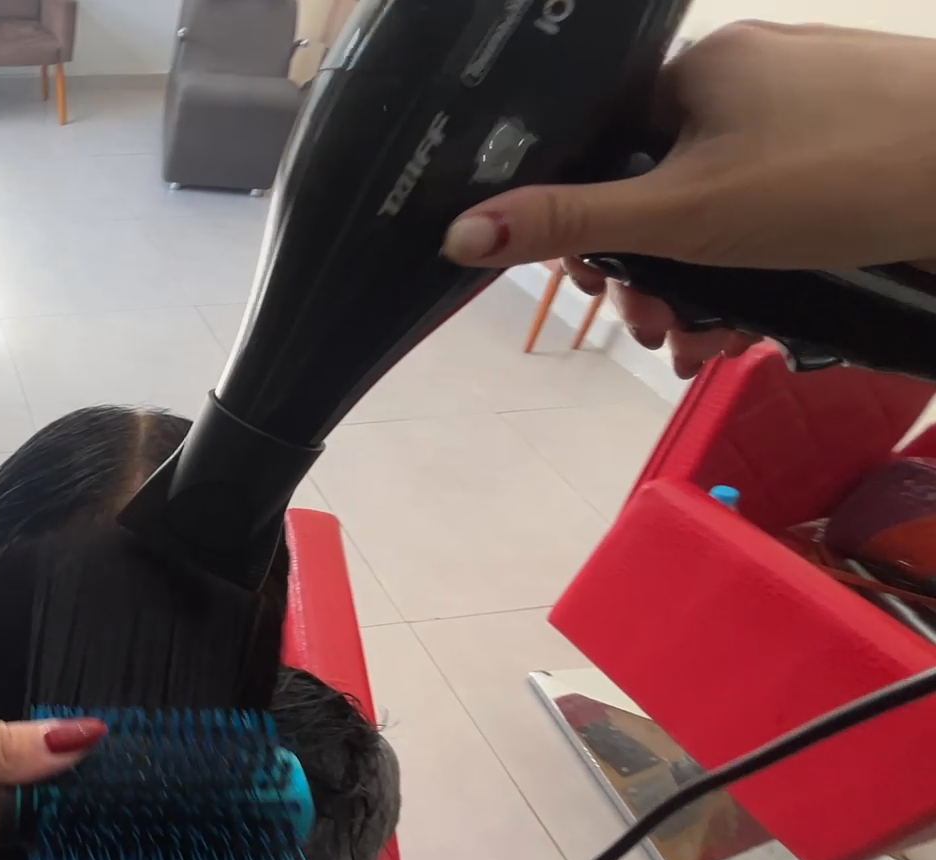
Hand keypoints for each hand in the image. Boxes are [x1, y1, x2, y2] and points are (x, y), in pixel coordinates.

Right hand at [442, 22, 935, 373]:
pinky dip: (744, 269)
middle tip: (648, 321)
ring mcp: (809, 107)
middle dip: (642, 272)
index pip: (601, 147)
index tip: (590, 281)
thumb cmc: (839, 180)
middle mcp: (751, 76)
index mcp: (702, 70)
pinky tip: (744, 322)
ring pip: (708, 209)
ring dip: (690, 286)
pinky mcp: (852, 143)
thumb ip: (564, 223)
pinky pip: (764, 210)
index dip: (580, 223)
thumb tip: (456, 236)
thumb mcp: (677, 214)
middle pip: (652, 188)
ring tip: (697, 340)